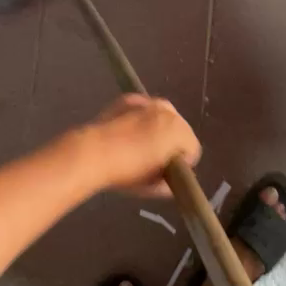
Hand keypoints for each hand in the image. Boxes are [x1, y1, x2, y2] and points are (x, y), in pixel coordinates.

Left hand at [71, 94, 201, 196]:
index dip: (183, 163)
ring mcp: (149, 102)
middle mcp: (169, 111)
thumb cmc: (126, 172)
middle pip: (180, 129)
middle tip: (153, 158)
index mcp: (180, 132)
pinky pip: (144, 110)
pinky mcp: (130, 99)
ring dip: (158, 128)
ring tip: (139, 143)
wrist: (93, 152)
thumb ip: (169, 184)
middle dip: (171, 142)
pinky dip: (140, 118)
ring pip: (163, 116)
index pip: (193, 149)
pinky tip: (127, 131)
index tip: (169, 172)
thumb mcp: (152, 187)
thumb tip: (169, 182)